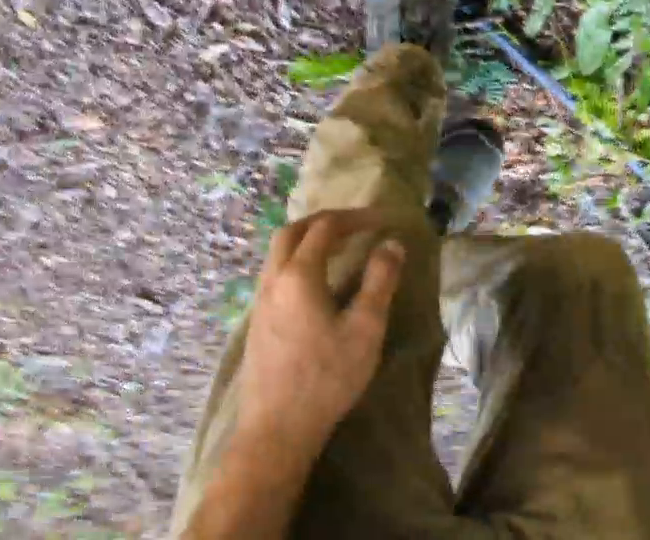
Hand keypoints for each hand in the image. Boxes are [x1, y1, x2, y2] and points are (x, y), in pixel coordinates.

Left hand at [236, 208, 406, 444]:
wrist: (276, 431)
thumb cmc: (326, 377)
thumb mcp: (365, 328)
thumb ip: (380, 281)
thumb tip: (391, 243)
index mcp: (299, 276)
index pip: (325, 227)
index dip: (355, 218)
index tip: (383, 220)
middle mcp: (273, 281)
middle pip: (292, 232)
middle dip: (324, 221)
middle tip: (356, 225)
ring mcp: (260, 303)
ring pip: (277, 253)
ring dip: (307, 240)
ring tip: (338, 248)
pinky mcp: (257, 323)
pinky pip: (274, 274)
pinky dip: (296, 261)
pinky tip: (316, 282)